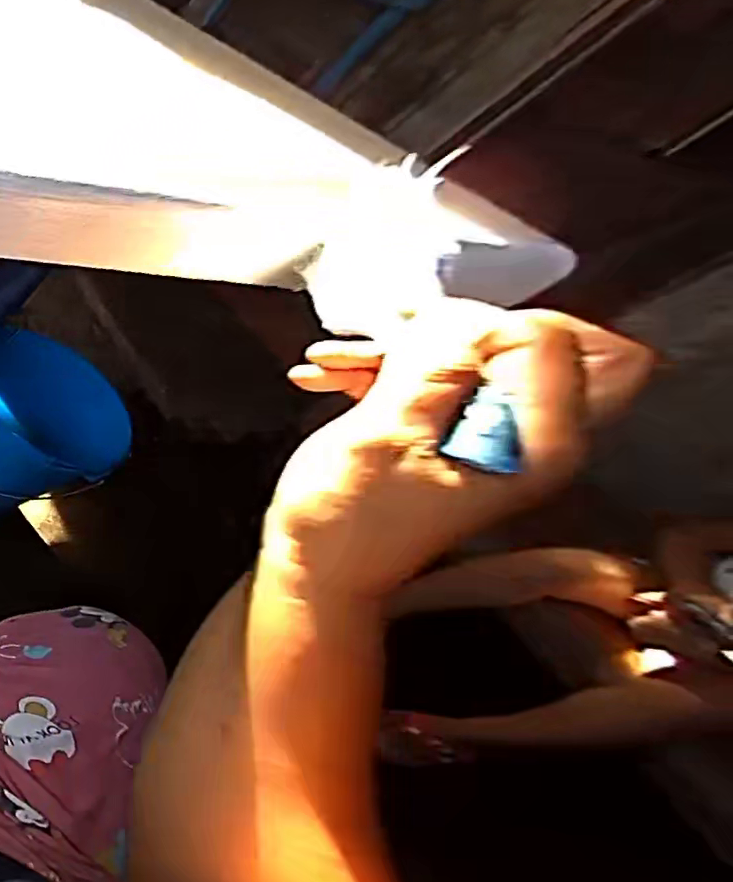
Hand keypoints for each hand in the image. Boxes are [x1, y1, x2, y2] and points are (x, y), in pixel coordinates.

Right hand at [265, 300, 653, 599]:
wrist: (317, 566)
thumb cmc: (343, 515)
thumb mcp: (378, 438)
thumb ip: (426, 374)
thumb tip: (456, 315)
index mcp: (534, 443)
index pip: (562, 346)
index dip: (490, 326)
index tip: (416, 332)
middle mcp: (529, 439)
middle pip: (539, 349)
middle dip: (457, 330)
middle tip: (391, 331)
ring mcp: (487, 441)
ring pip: (475, 364)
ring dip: (403, 350)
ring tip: (332, 358)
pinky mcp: (445, 442)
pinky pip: (433, 388)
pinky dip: (382, 374)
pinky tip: (326, 376)